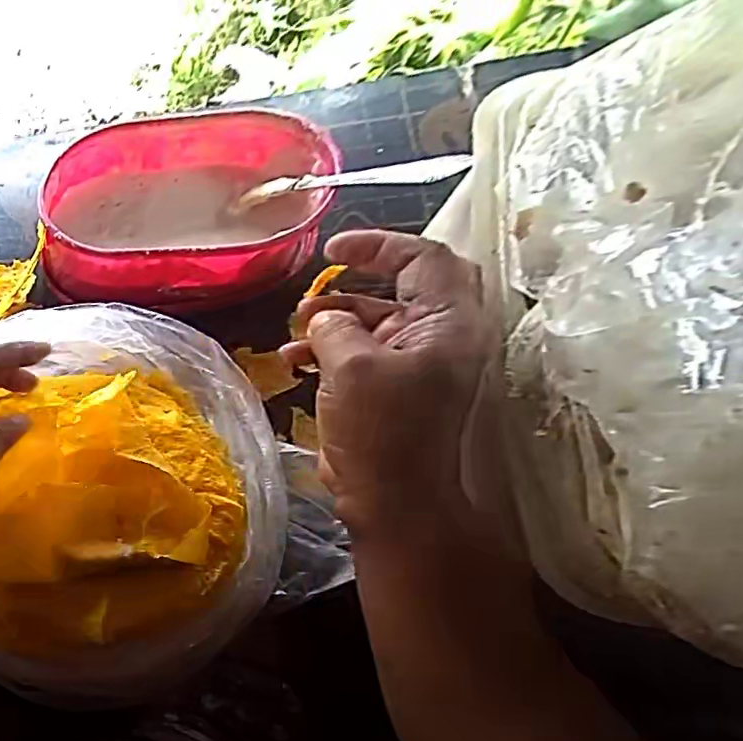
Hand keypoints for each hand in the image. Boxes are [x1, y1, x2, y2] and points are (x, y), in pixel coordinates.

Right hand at [278, 230, 494, 538]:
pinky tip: (296, 360)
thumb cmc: (380, 427)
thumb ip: (336, 328)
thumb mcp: (351, 368)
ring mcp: (417, 365)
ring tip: (294, 331)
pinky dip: (329, 351)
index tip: (332, 248)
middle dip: (352, 287)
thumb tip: (322, 315)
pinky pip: (361, 355)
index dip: (377, 247)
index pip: (422, 261)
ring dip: (332, 323)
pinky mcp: (392, 390)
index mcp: (448, 322)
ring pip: (374, 324)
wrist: (392, 492)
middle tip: (311, 292)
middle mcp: (440, 337)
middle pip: (400, 291)